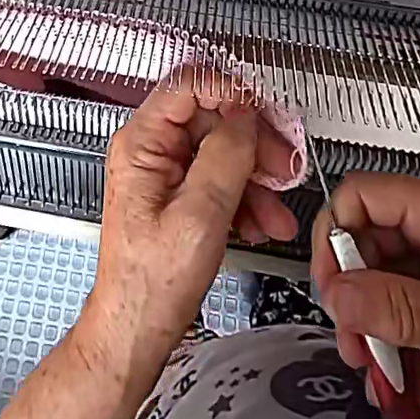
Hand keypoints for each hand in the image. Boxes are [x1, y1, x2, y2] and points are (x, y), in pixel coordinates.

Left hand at [80, 66, 300, 377]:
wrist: (136, 333)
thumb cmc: (150, 284)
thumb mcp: (200, 215)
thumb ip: (226, 155)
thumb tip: (246, 115)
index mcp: (143, 143)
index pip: (189, 85)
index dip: (230, 91)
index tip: (263, 111)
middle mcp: (151, 149)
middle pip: (213, 118)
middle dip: (254, 144)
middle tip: (283, 166)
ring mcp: (164, 171)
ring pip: (222, 150)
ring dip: (255, 178)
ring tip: (276, 210)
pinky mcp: (178, 194)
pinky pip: (219, 178)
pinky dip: (244, 197)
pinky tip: (260, 222)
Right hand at [310, 173, 419, 418]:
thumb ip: (402, 308)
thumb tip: (338, 294)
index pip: (360, 196)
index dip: (337, 239)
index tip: (333, 294)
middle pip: (372, 242)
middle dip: (358, 299)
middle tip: (359, 352)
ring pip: (392, 279)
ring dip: (385, 331)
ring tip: (391, 381)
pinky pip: (419, 303)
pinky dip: (412, 342)